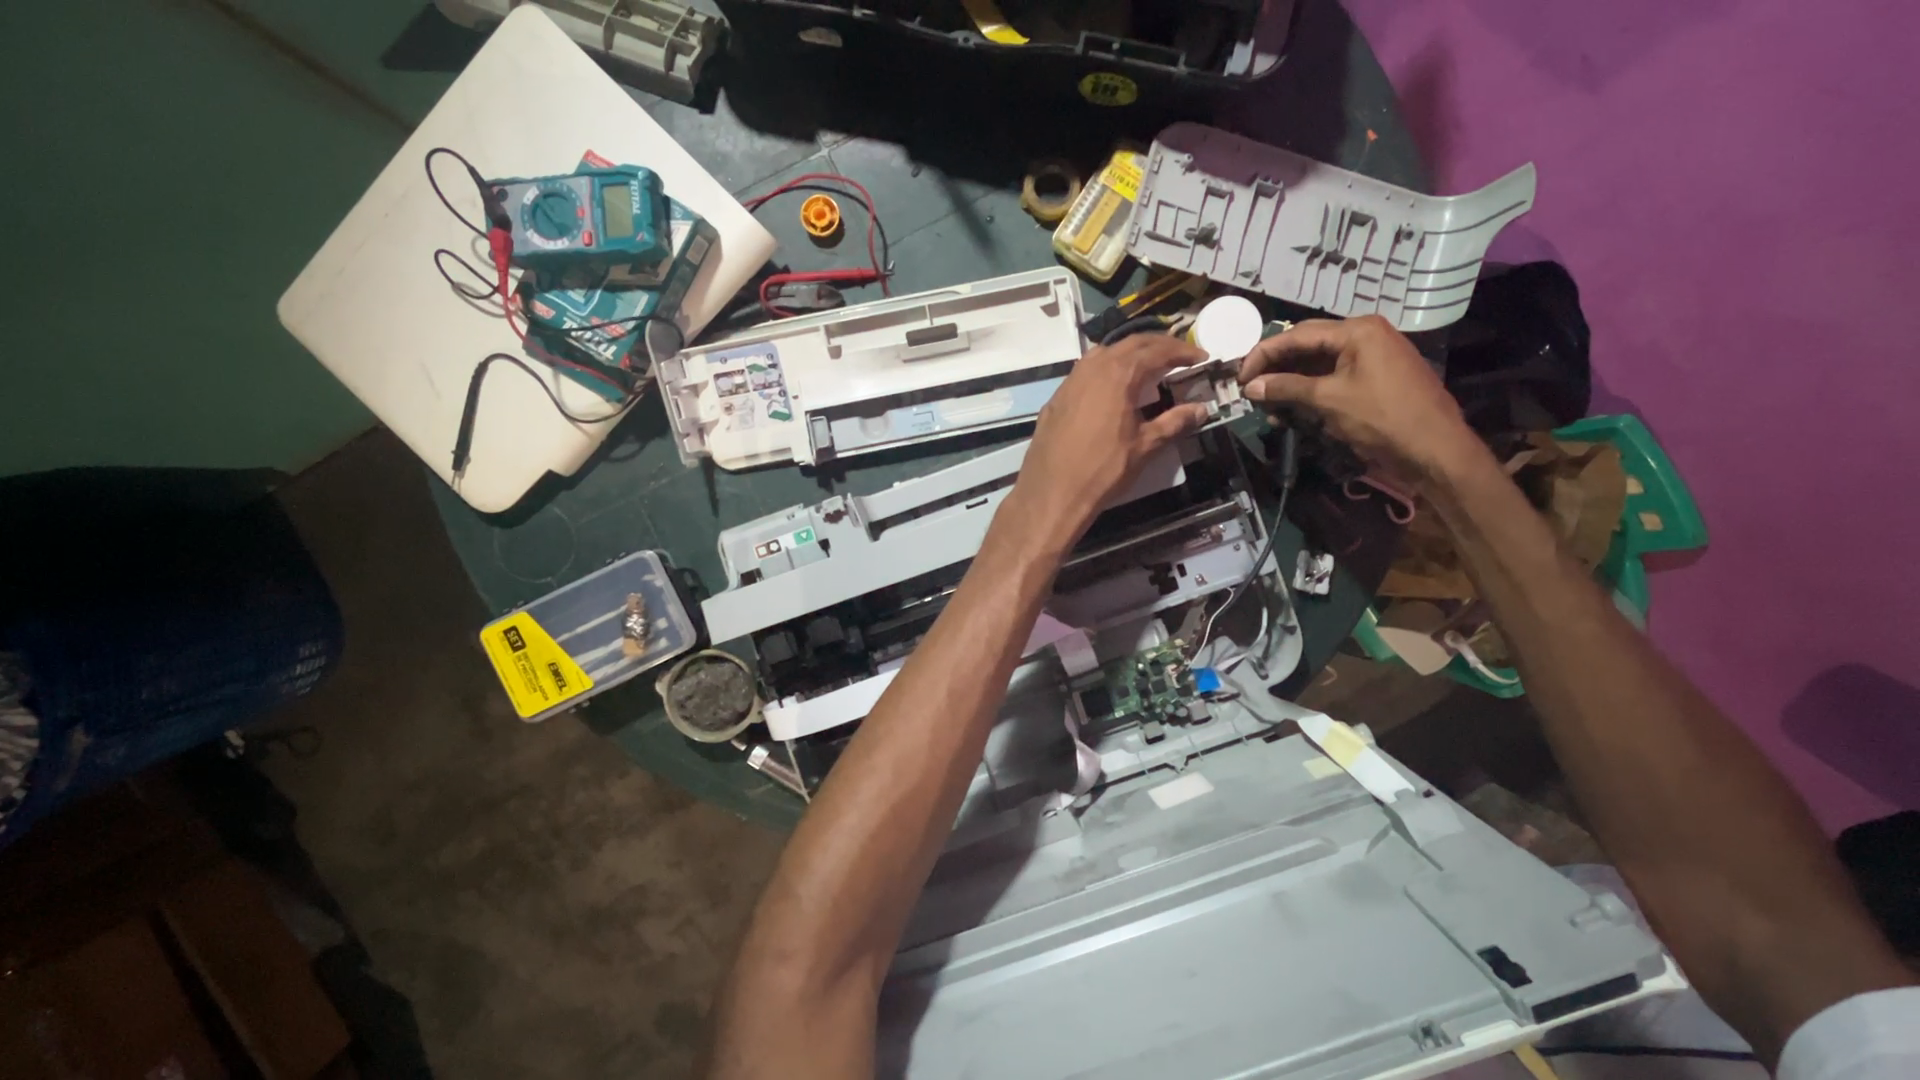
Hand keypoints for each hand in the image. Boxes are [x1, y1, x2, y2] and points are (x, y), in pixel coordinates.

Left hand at [1012, 334, 1211, 544]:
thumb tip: (1201, 409)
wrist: (1052, 492)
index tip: (1200, 357)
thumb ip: (1174, 422)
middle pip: (1131, 344)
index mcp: (1119, 374)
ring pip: (1105, 353)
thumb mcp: (1145, 446)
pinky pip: (1086, 371)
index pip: (1156, 351)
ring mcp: (1071, 380)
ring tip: (1148, 367)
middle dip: (1158, 346)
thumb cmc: (1103, 469)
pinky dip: (1107, 369)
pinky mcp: (1057, 397)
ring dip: (1130, 353)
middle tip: (1179, 355)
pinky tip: (1114, 387)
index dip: (1182, 352)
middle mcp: (1093, 368)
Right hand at [1239, 315, 1485, 483]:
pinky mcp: (1374, 380)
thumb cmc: (1383, 418)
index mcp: (1357, 330)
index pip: (1297, 334)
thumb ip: (1287, 388)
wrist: (1436, 449)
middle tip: (1250, 390)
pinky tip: (1293, 414)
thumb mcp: (1329, 401)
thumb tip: (1251, 387)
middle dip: (1277, 370)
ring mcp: (1372, 358)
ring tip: (1269, 409)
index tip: (1240, 378)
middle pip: (1307, 347)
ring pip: (1318, 366)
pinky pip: (1334, 380)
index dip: (1264, 354)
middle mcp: (1364, 336)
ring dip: (1292, 386)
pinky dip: (1312, 395)